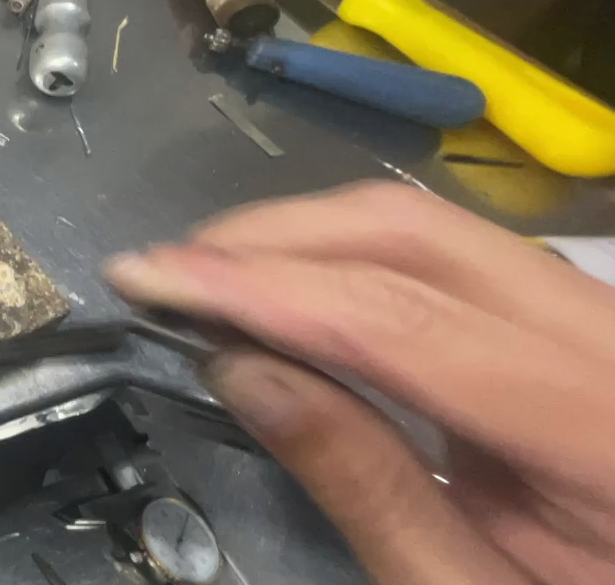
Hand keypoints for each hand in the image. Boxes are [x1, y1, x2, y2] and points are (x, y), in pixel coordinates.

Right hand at [104, 181, 614, 584]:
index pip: (399, 320)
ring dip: (287, 239)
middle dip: (262, 239)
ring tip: (206, 280)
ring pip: (415, 223)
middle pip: (408, 232)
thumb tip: (233, 369)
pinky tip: (275, 287)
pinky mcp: (561, 310)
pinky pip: (429, 247)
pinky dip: (329, 253)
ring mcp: (595, 315)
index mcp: (613, 433)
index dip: (254, 286)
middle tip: (167, 274)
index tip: (140, 276)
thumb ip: (364, 485)